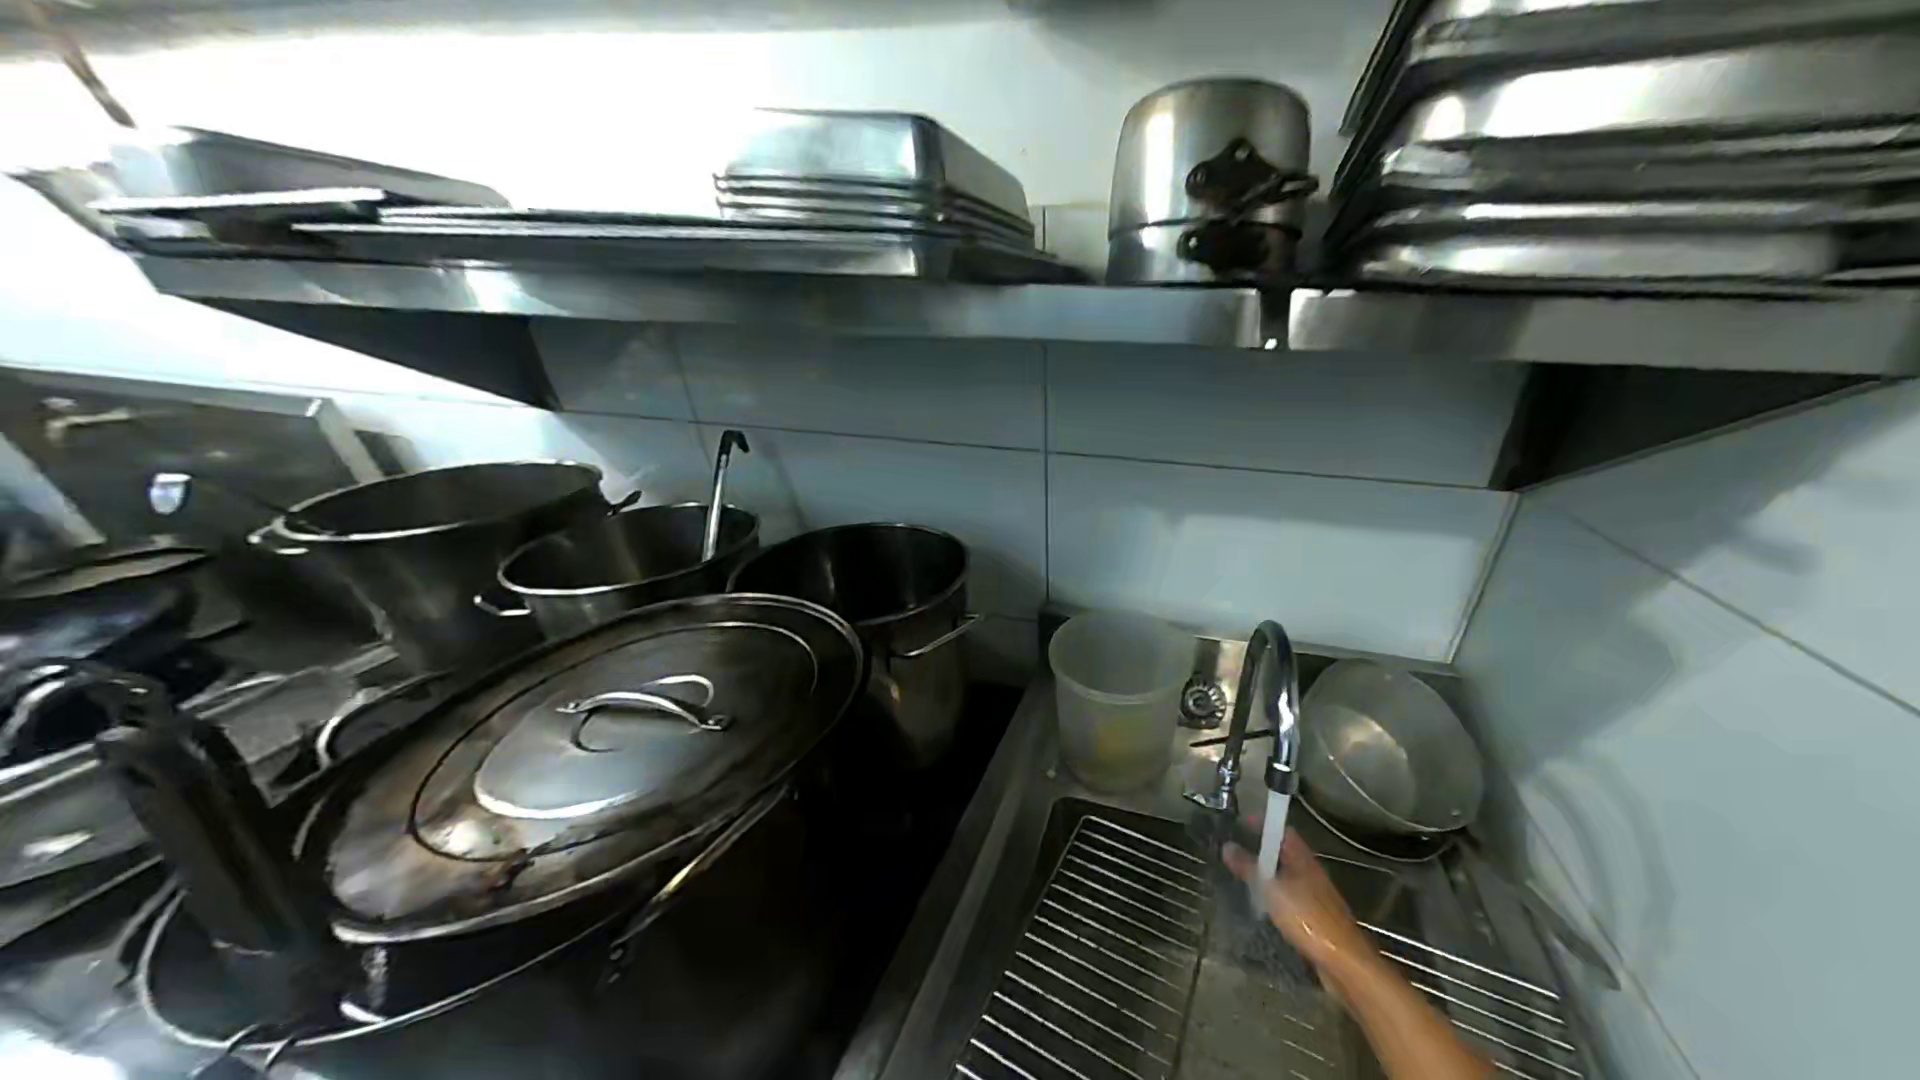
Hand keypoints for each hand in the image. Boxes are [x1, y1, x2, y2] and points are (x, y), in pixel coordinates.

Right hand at [1223, 828, 1375, 974]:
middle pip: (1285, 853)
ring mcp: (1316, 897)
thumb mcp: (1271, 889)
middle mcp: (1311, 874)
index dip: (1263, 823)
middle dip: (1261, 850)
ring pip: (1287, 877)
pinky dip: (1274, 896)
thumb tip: (1227, 846)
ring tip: (1243, 877)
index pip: (1284, 830)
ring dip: (1267, 875)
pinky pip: (1290, 898)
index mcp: (1304, 860)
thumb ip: (1248, 867)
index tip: (1240, 823)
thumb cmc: (1309, 919)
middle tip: (1235, 850)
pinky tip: (1262, 906)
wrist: (1345, 963)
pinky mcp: (1317, 919)